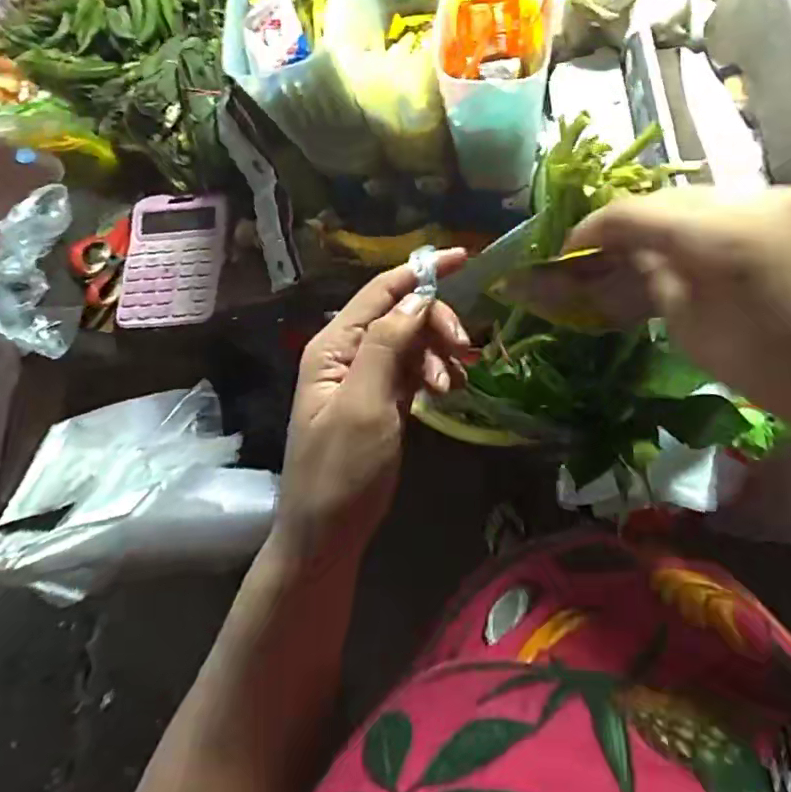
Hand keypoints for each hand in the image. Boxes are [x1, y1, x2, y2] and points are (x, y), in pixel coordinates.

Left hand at [273, 250, 470, 571]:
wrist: (326, 534)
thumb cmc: (341, 472)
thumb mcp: (365, 405)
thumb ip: (386, 345)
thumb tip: (416, 296)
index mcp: (333, 345)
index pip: (381, 291)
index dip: (421, 271)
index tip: (464, 256)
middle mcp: (346, 352)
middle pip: (401, 314)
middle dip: (435, 324)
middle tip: (463, 350)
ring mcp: (363, 377)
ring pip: (411, 341)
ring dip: (437, 353)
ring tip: (450, 385)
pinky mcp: (379, 400)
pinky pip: (411, 369)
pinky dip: (432, 373)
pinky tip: (445, 392)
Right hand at [563, 186, 790, 457]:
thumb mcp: (702, 339)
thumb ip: (660, 285)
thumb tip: (638, 259)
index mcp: (720, 233)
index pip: (631, 212)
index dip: (591, 230)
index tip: (568, 252)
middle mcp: (755, 197)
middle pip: (670, 199)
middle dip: (633, 227)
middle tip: (610, 259)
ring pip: (708, 201)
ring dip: (675, 227)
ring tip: (660, 261)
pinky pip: (745, 209)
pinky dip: (714, 229)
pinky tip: (714, 260)